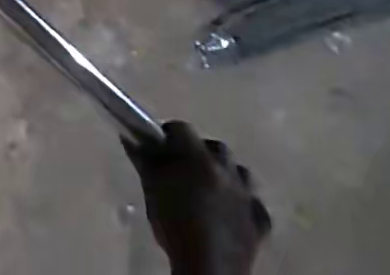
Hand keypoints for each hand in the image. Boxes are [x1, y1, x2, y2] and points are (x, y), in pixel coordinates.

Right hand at [124, 121, 270, 274]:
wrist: (207, 268)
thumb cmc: (174, 226)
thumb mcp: (152, 190)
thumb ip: (144, 160)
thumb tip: (130, 137)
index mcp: (199, 158)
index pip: (182, 129)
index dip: (169, 135)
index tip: (159, 147)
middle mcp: (227, 170)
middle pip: (215, 148)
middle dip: (200, 153)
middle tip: (185, 169)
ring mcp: (247, 196)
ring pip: (240, 173)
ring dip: (227, 175)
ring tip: (211, 189)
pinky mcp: (260, 222)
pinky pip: (255, 205)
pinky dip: (245, 205)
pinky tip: (233, 214)